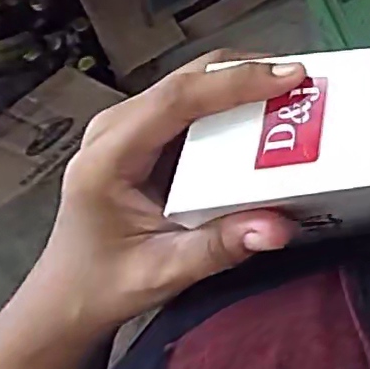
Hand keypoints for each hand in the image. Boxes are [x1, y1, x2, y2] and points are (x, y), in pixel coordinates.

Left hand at [11, 49, 305, 337]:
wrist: (66, 297)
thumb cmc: (104, 285)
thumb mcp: (162, 273)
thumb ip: (219, 248)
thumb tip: (278, 226)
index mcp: (109, 155)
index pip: (179, 98)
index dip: (237, 81)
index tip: (291, 76)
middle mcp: (117, 125)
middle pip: (191, 77)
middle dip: (250, 71)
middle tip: (303, 80)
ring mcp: (131, 120)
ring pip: (196, 77)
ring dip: (246, 76)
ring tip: (293, 86)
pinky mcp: (148, 125)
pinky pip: (197, 92)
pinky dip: (236, 90)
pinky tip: (266, 101)